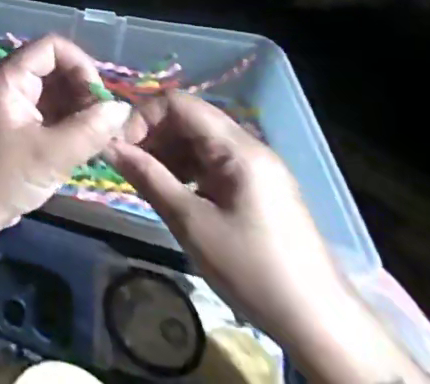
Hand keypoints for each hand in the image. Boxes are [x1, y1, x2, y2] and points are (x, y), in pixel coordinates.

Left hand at [0, 35, 136, 255]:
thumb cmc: (4, 176)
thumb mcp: (52, 154)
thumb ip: (90, 129)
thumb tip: (123, 109)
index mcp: (11, 77)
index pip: (52, 46)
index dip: (80, 65)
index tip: (98, 98)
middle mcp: (13, 82)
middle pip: (58, 66)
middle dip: (84, 88)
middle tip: (104, 121)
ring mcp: (18, 102)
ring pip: (59, 89)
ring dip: (82, 107)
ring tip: (101, 134)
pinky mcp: (24, 123)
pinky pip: (54, 109)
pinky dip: (74, 120)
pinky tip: (90, 142)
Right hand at [105, 93, 350, 339]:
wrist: (321, 326)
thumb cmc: (253, 270)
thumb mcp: (191, 223)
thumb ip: (148, 177)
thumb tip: (107, 146)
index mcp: (239, 149)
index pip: (179, 103)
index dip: (143, 117)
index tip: (122, 148)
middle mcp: (250, 148)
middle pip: (189, 119)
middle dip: (153, 135)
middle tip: (128, 166)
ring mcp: (257, 169)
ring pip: (199, 141)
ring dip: (167, 153)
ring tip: (146, 182)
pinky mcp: (258, 189)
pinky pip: (213, 162)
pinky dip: (186, 170)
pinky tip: (174, 195)